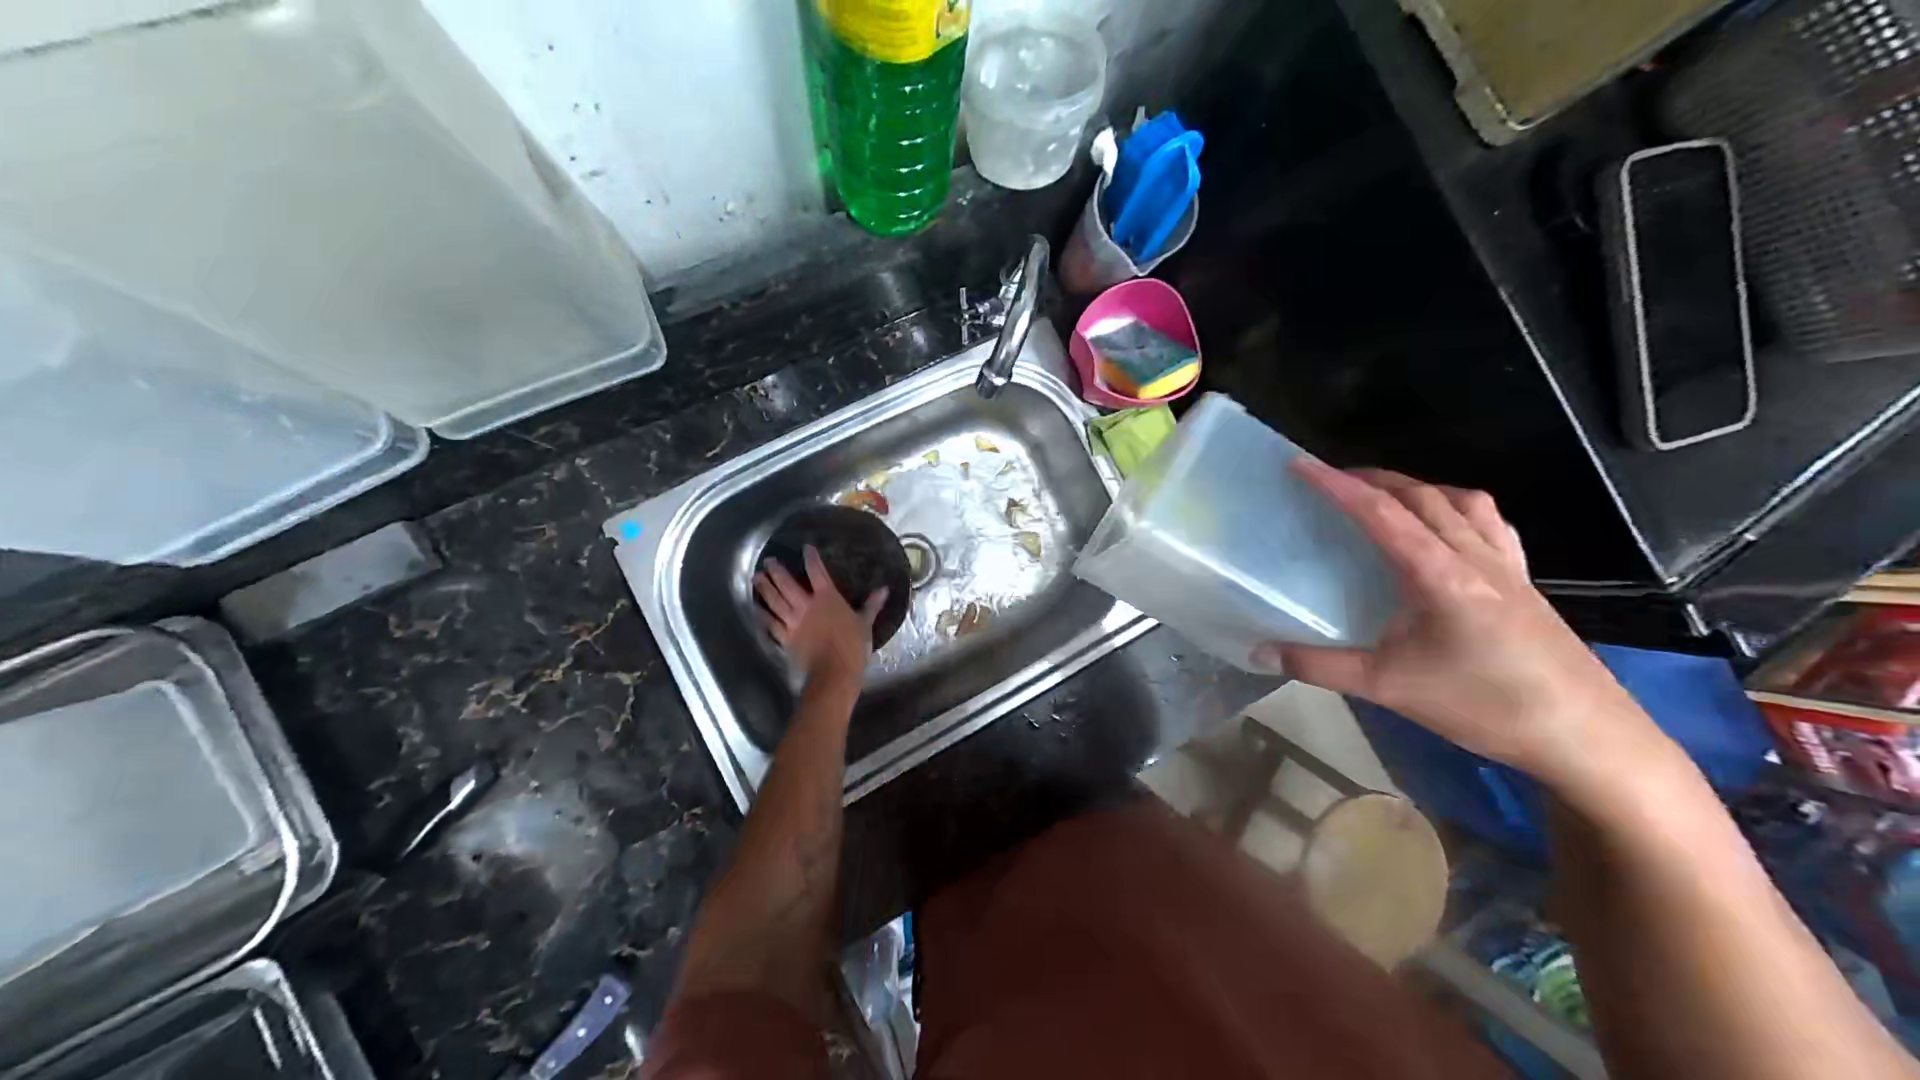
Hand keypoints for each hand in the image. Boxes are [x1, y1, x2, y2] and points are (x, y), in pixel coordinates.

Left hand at [755, 546, 887, 687]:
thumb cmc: (853, 646)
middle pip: (787, 584)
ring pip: (775, 601)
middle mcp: (806, 606)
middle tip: (768, 561)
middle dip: (777, 571)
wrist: (834, 672)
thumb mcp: (865, 623)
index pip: (817, 572)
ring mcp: (793, 622)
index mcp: (827, 598)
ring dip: (765, 588)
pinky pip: (771, 624)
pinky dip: (763, 615)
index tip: (806, 548)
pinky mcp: (785, 638)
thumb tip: (884, 589)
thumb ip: (871, 605)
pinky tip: (756, 609)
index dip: (811, 558)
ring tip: (756, 578)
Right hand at [1255, 459, 1662, 792]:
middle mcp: (1476, 556)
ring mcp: (1507, 566)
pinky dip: (1456, 509)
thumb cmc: (1486, 706)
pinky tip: (1444, 530)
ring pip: (1460, 501)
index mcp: (1440, 574)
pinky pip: (1489, 523)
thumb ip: (1319, 666)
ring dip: (1416, 487)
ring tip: (1384, 496)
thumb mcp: (1388, 688)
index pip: (1381, 513)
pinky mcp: (1524, 582)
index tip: (1300, 465)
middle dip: (1372, 478)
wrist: (1587, 737)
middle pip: (1421, 495)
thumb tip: (1258, 652)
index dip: (1336, 485)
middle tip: (1330, 479)